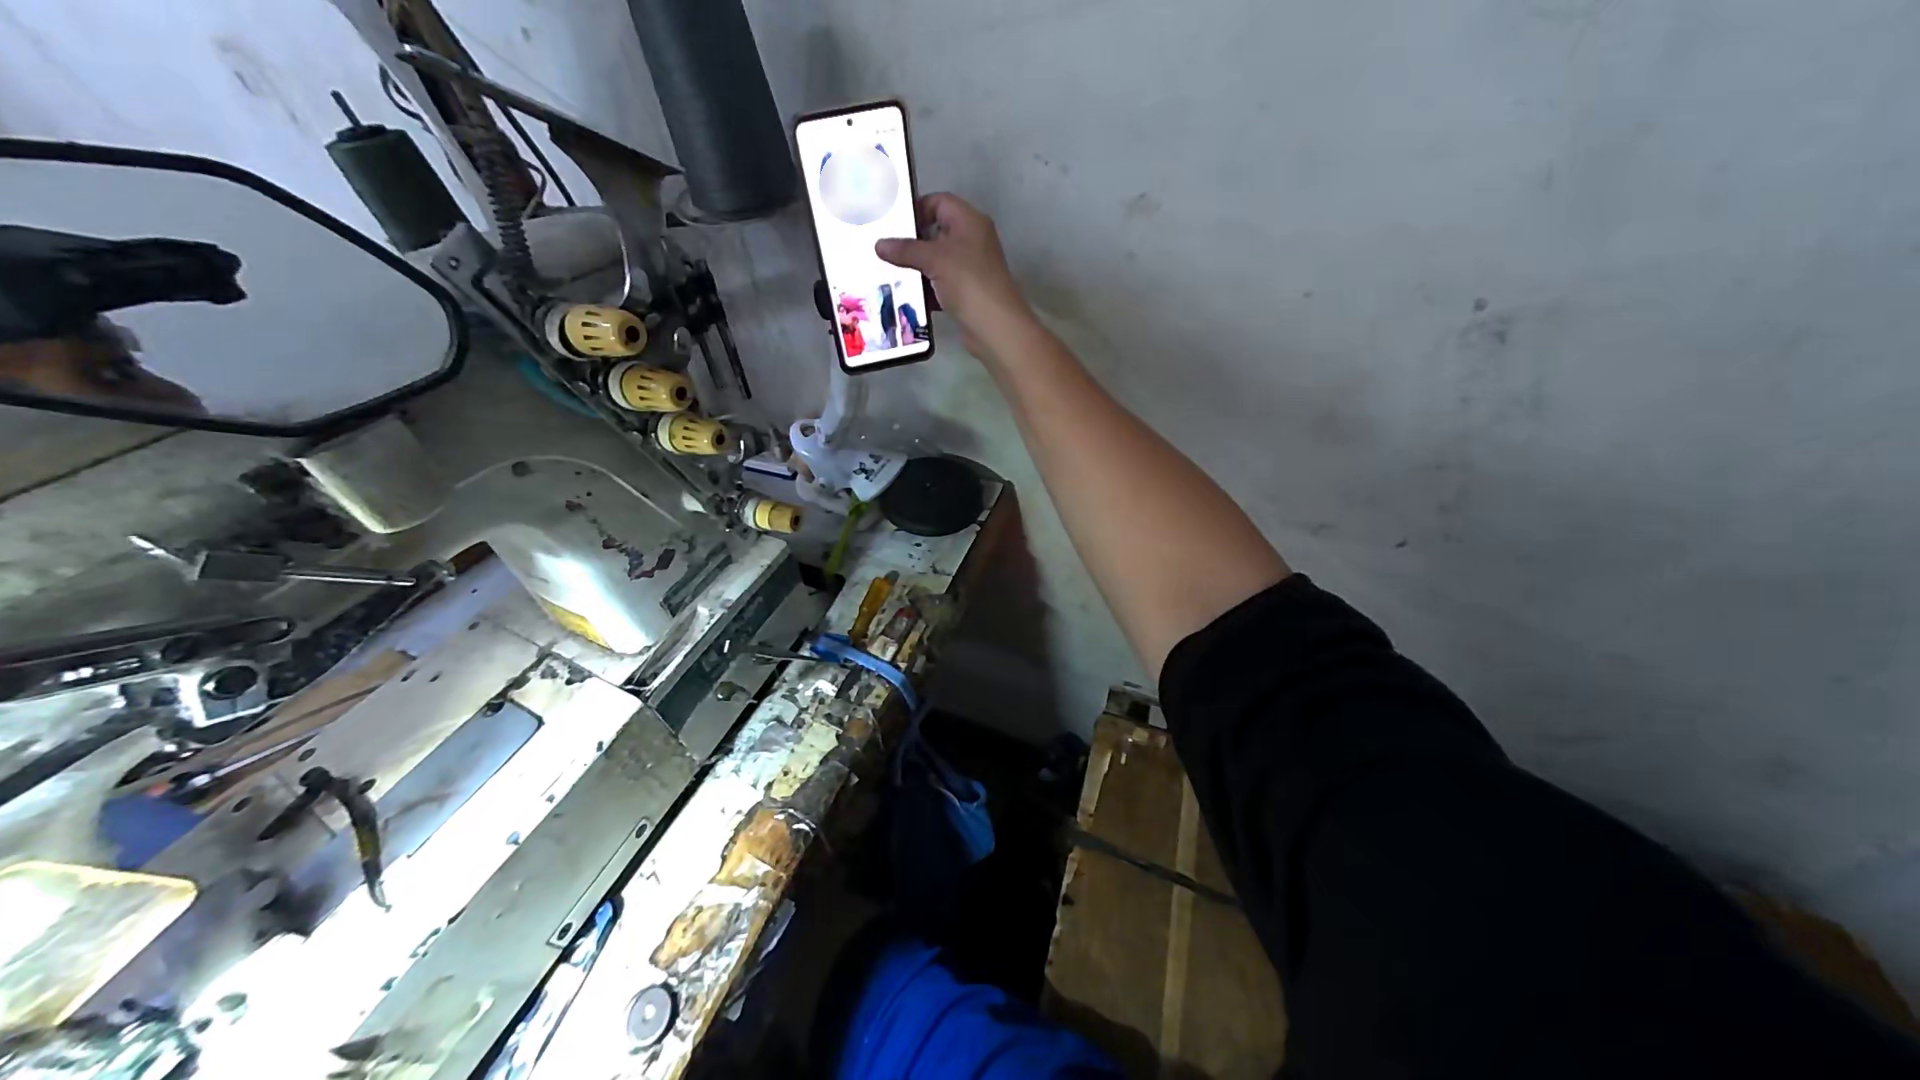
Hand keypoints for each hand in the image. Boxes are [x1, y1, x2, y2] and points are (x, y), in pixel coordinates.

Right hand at [876, 193, 1033, 357]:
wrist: (995, 327)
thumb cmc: (968, 282)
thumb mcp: (935, 259)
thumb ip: (906, 249)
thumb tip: (879, 245)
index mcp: (969, 222)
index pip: (940, 202)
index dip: (916, 207)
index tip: (892, 221)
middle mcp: (971, 240)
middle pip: (936, 232)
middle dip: (910, 241)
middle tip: (882, 248)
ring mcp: (969, 268)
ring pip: (936, 261)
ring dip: (915, 267)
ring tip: (886, 271)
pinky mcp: (965, 292)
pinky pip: (939, 284)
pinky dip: (924, 288)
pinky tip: (903, 294)